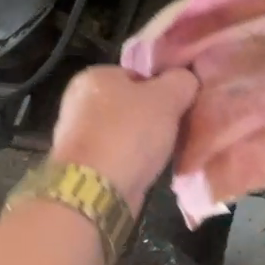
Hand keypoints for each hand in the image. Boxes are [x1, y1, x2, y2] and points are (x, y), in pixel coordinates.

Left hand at [50, 65, 197, 214]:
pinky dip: (132, 163)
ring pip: (126, 133)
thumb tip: (186, 80)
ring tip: (164, 156)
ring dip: (145, 144)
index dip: (163, 91)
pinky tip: (146, 172)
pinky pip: (118, 156)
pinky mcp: (82, 165)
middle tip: (176, 134)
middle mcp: (80, 101)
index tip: (179, 110)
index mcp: (95, 75)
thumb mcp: (168, 98)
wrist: (95, 189)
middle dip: (155, 120)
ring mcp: (78, 134)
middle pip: (132, 106)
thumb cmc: (130, 133)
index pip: (139, 76)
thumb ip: (181, 82)